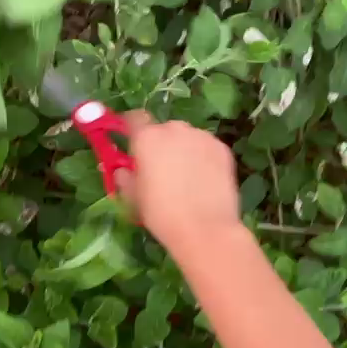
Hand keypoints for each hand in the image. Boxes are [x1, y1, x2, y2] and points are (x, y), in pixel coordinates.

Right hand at [117, 114, 244, 251]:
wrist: (205, 229)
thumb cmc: (161, 214)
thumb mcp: (133, 198)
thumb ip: (125, 177)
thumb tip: (123, 169)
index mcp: (147, 138)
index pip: (134, 118)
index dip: (131, 128)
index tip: (131, 142)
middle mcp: (175, 129)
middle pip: (163, 129)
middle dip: (160, 143)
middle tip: (160, 168)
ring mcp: (201, 136)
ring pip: (186, 137)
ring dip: (182, 149)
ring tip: (184, 176)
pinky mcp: (222, 148)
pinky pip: (205, 147)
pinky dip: (201, 156)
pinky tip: (202, 179)